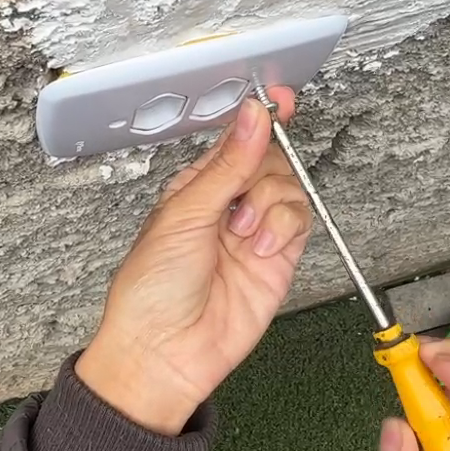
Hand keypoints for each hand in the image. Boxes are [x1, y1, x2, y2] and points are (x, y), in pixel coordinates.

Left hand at [75, 90, 310, 434]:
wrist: (165, 352)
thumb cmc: (151, 290)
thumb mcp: (184, 217)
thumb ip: (227, 167)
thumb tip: (253, 117)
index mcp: (194, 189)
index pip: (234, 142)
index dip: (257, 119)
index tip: (280, 98)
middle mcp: (226, 206)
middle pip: (268, 160)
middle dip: (263, 170)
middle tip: (244, 198)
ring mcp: (253, 232)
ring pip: (288, 188)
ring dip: (271, 204)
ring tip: (244, 234)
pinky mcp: (276, 258)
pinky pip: (298, 220)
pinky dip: (285, 226)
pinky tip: (262, 246)